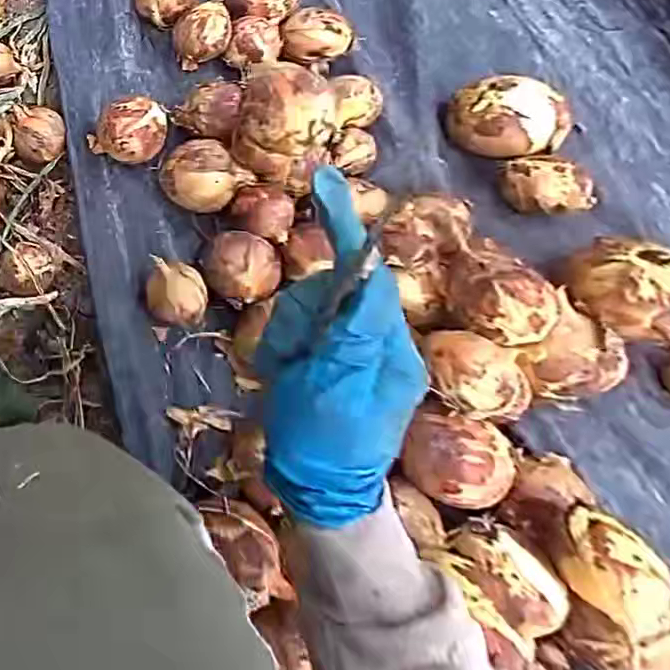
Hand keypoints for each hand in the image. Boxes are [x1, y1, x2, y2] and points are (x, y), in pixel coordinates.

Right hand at [254, 167, 425, 527]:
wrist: (320, 491)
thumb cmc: (326, 444)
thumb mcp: (334, 389)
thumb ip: (351, 327)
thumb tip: (369, 266)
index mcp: (387, 347)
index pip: (366, 272)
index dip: (344, 223)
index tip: (323, 178)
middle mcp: (377, 339)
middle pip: (326, 289)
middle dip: (298, 318)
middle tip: (287, 361)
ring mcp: (353, 348)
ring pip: (306, 306)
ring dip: (286, 336)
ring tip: (284, 374)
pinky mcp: (332, 353)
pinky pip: (298, 326)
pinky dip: (282, 345)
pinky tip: (283, 374)